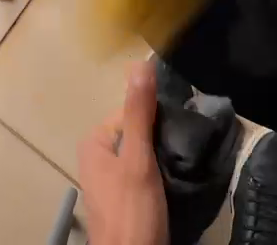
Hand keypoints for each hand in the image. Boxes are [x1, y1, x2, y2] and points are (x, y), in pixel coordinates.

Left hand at [78, 61, 168, 244]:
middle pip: (137, 132)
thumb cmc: (132, 212)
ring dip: (161, 158)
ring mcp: (109, 180)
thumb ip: (140, 113)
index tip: (177, 131)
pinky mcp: (124, 198)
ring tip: (180, 164)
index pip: (132, 112)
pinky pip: (143, 173)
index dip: (156, 119)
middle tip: (182, 149)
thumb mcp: (138, 159)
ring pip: (143, 153)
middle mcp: (97, 157)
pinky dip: (158, 175)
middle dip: (159, 139)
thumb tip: (142, 63)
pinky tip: (173, 181)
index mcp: (94, 142)